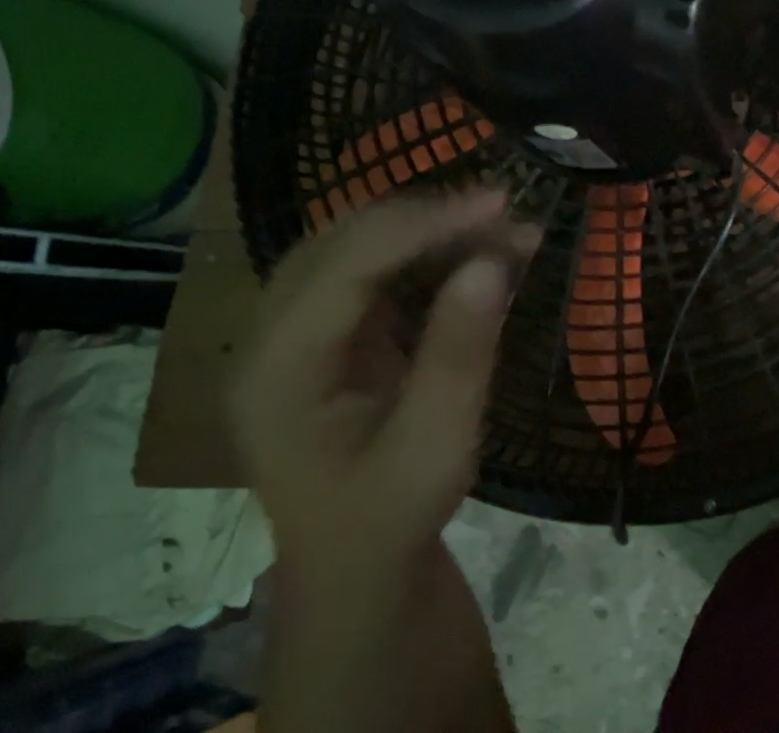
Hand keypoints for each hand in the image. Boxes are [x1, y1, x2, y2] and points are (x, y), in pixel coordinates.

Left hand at [230, 191, 537, 573]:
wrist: (357, 574)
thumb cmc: (393, 518)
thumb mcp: (436, 444)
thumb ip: (458, 351)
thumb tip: (491, 261)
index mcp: (277, 370)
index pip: (345, 265)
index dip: (423, 225)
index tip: (499, 204)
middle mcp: (270, 341)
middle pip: (340, 245)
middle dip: (428, 220)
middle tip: (508, 213)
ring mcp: (293, 341)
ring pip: (354, 253)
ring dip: (429, 235)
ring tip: (505, 230)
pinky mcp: (325, 345)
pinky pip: (369, 280)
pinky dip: (424, 260)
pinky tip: (474, 259)